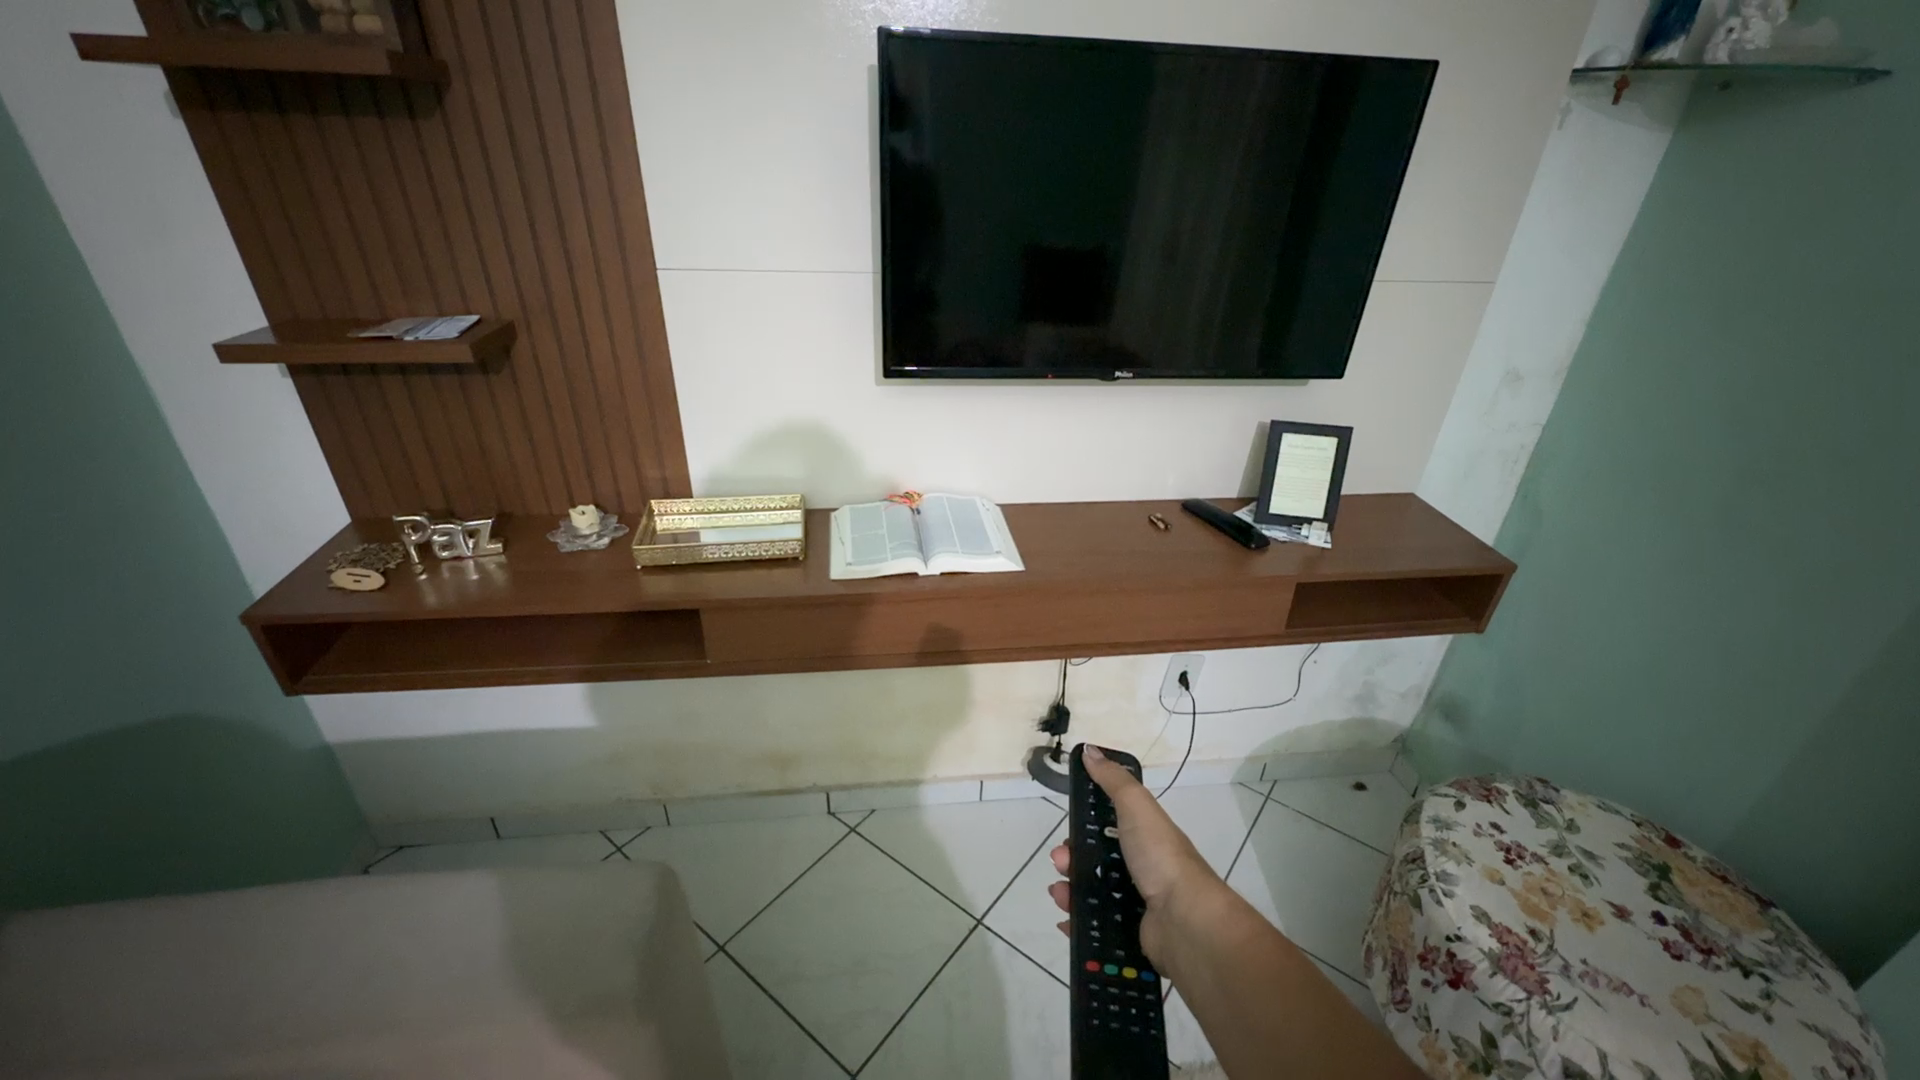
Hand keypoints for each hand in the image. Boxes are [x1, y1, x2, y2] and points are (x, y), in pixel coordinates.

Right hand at [1048, 745, 1223, 965]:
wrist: (1185, 920)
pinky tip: (1064, 919)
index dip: (1085, 827)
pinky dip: (1077, 923)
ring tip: (1060, 893)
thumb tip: (1090, 750)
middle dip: (1072, 859)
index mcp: (1145, 838)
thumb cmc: (1160, 858)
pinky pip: (1096, 927)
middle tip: (1060, 862)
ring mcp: (1136, 904)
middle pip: (1096, 861)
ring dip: (1069, 890)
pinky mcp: (1130, 934)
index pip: (1108, 828)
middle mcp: (1142, 869)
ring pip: (1092, 893)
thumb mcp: (1137, 807)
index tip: (1069, 830)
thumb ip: (1113, 780)